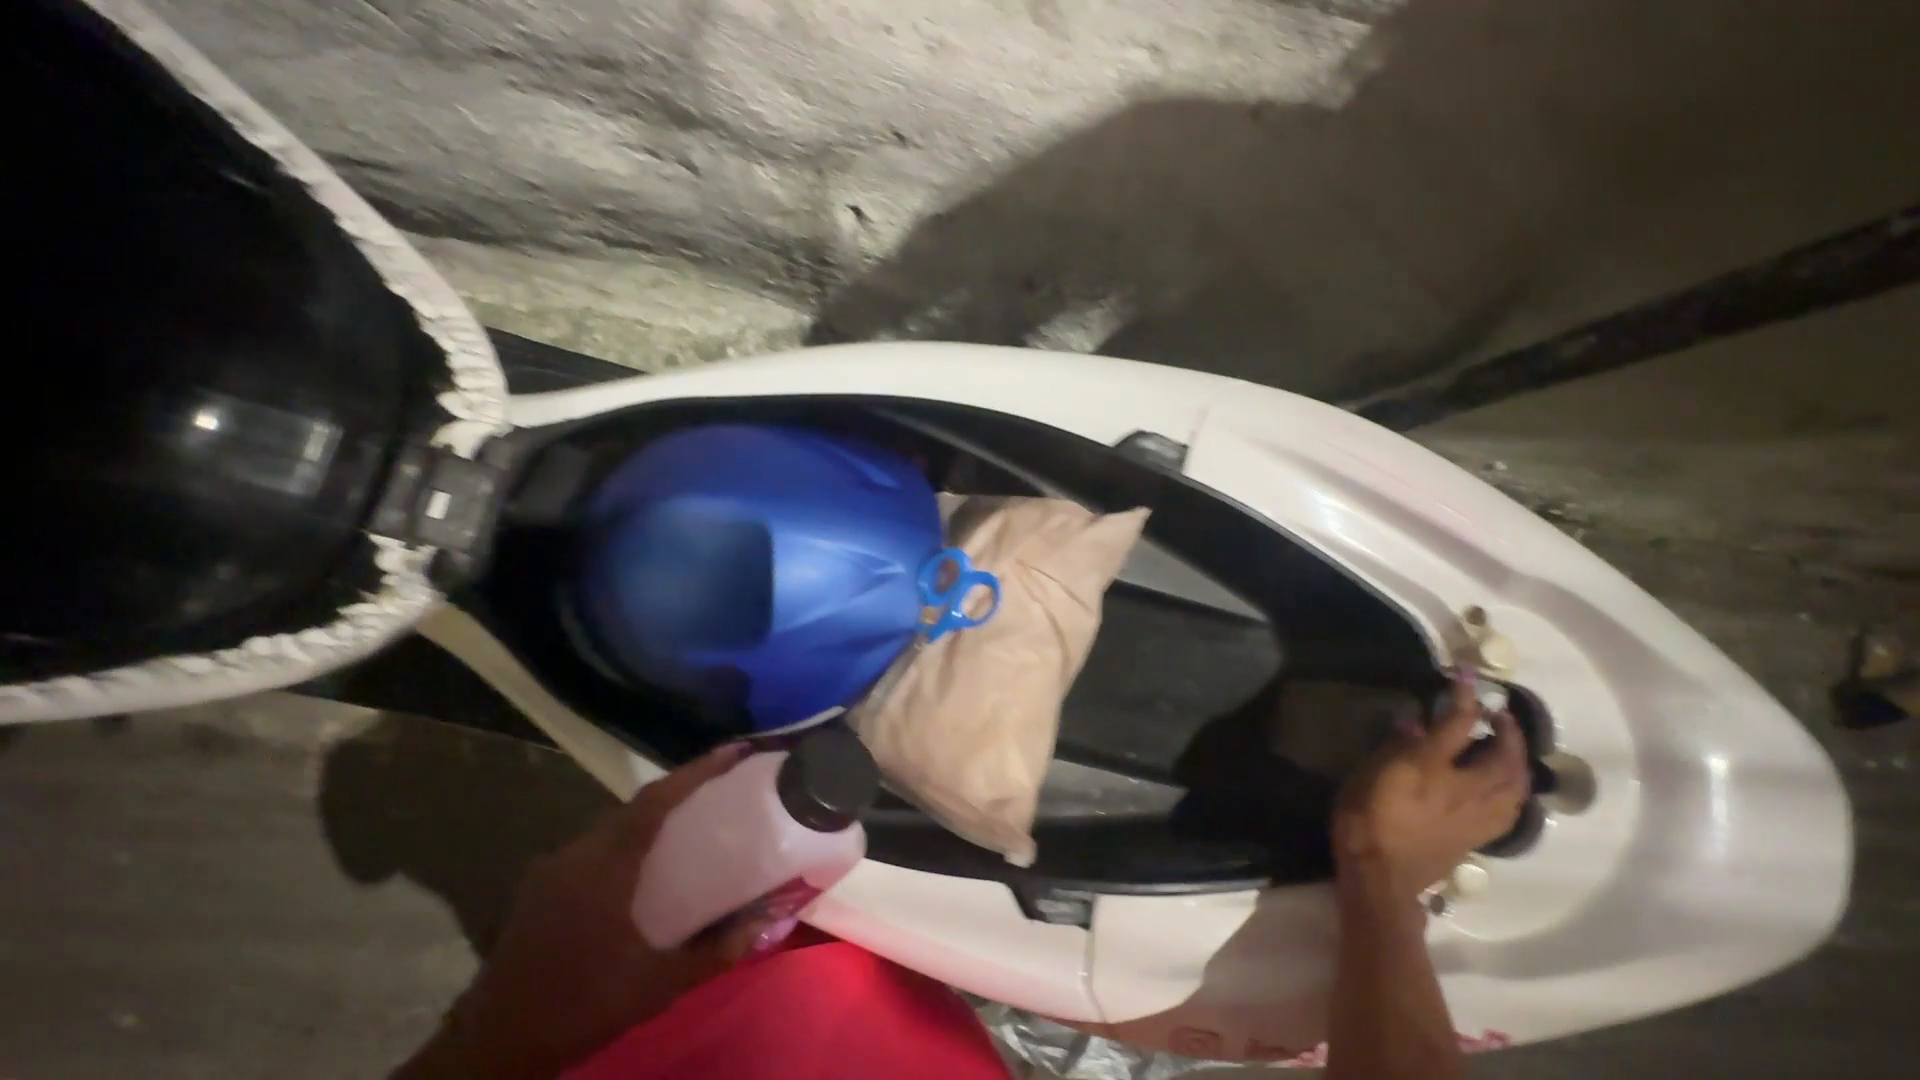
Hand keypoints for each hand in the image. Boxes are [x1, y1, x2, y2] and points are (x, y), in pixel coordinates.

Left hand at [396, 743, 765, 1079]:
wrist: (492, 1045)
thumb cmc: (581, 1005)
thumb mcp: (658, 985)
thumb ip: (715, 952)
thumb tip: (765, 923)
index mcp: (607, 865)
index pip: (657, 800)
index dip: (697, 771)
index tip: (735, 750)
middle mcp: (578, 853)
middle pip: (636, 806)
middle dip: (680, 790)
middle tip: (724, 788)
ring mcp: (553, 869)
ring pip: (612, 827)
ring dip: (652, 818)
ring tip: (692, 824)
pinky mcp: (540, 888)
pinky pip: (594, 848)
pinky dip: (627, 843)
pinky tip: (645, 869)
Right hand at [1332, 673, 1529, 898]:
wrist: (1381, 876)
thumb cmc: (1364, 820)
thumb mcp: (1367, 775)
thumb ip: (1394, 747)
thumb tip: (1415, 724)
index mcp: (1432, 767)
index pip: (1457, 722)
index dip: (1464, 696)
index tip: (1468, 675)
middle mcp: (1465, 788)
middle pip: (1503, 755)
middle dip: (1506, 731)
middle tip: (1498, 715)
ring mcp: (1478, 814)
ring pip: (1516, 783)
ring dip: (1518, 759)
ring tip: (1510, 747)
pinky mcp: (1481, 835)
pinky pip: (1511, 806)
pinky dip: (1515, 787)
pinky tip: (1508, 784)